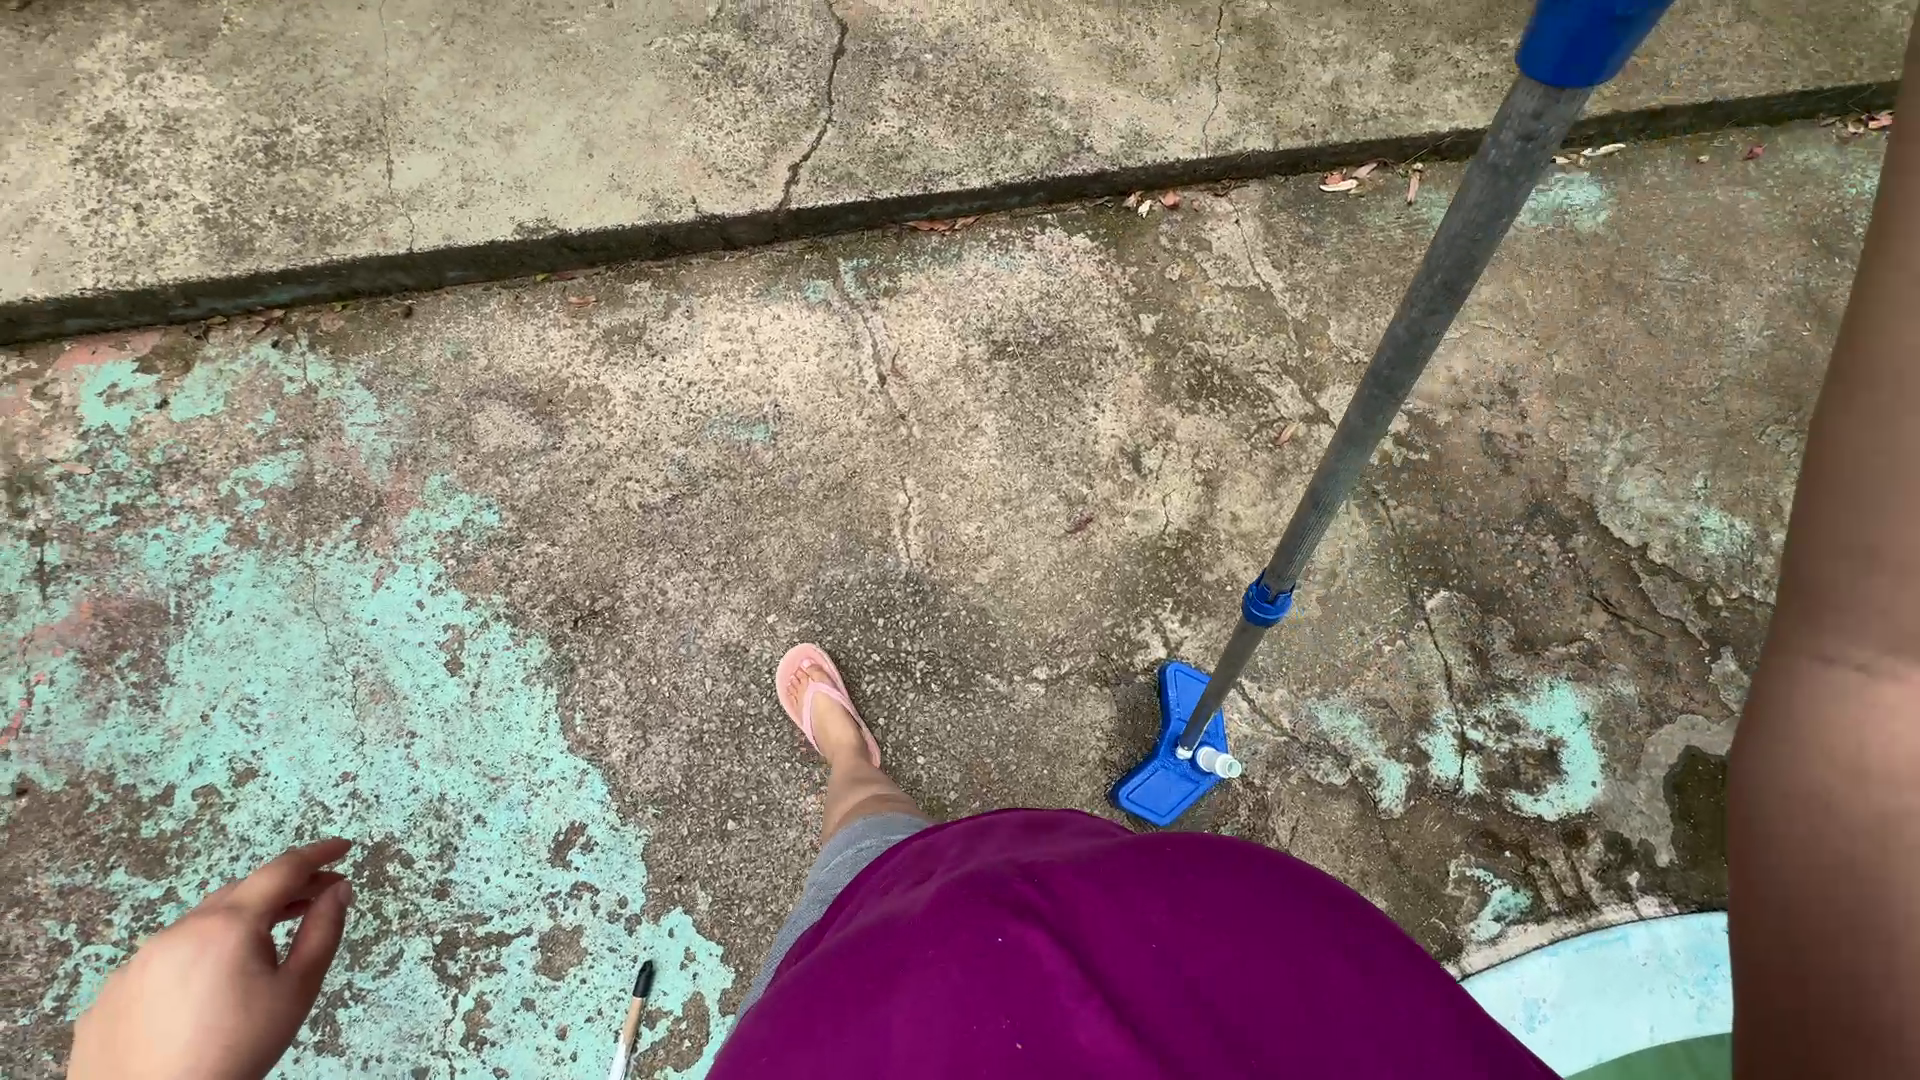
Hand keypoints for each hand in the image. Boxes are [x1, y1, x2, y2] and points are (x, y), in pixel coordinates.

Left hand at [68, 838, 355, 1079]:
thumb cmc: (239, 1046)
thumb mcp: (299, 987)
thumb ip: (324, 929)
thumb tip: (339, 889)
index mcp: (227, 925)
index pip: (282, 869)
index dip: (319, 853)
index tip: (344, 848)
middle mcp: (176, 933)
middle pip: (240, 892)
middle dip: (283, 889)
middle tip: (318, 899)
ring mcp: (134, 965)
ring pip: (199, 926)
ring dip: (239, 922)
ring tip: (266, 945)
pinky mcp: (108, 997)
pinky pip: (164, 960)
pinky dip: (198, 955)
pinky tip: (210, 987)